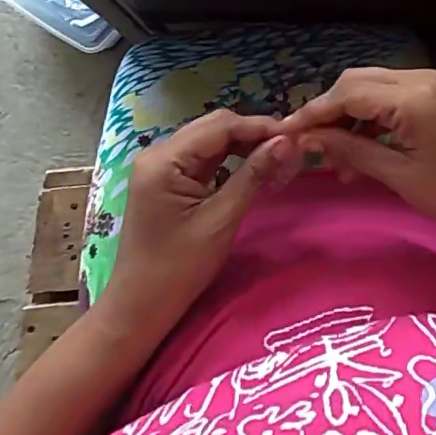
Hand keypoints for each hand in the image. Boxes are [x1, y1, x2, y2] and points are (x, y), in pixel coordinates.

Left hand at [98, 110, 294, 337]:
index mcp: (164, 159)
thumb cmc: (178, 268)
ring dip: (244, 144)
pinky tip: (254, 165)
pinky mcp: (168, 179)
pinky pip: (204, 157)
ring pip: (211, 140)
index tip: (295, 135)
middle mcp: (158, 152)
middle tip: (291, 146)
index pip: (220, 126)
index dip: (259, 126)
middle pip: (214, 127)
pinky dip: (230, 158)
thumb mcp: (221, 219)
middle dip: (253, 133)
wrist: (141, 307)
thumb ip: (253, 175)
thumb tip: (287, 141)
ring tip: (278, 156)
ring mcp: (161, 165)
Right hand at [281, 68, 435, 237]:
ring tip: (334, 156)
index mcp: (413, 97)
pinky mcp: (429, 91)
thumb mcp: (398, 175)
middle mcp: (418, 78)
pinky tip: (357, 146)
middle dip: (328, 111)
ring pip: (367, 86)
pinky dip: (366, 116)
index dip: (314, 112)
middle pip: (355, 82)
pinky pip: (385, 95)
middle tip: (308, 144)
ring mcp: (426, 82)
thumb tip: (305, 140)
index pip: (348, 93)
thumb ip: (350, 150)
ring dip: (346, 114)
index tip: (286, 132)